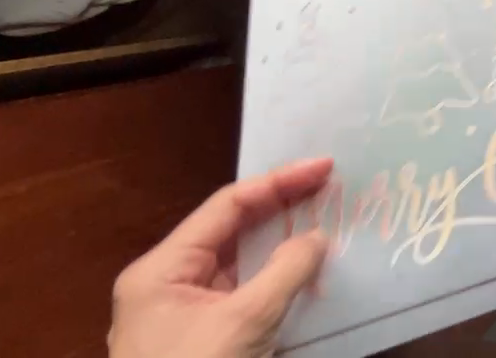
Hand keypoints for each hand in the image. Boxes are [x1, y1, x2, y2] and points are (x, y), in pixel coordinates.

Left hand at [109, 158, 333, 357]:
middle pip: (236, 225)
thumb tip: (317, 238)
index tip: (327, 167)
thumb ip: (288, 268)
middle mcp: (170, 280)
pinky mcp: (205, 328)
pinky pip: (247, 282)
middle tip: (333, 186)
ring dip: (286, 235)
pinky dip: (280, 267)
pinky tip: (309, 261)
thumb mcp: (247, 319)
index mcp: (162, 269)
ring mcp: (185, 306)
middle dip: (286, 204)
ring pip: (244, 254)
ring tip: (328, 215)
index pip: (229, 204)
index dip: (281, 180)